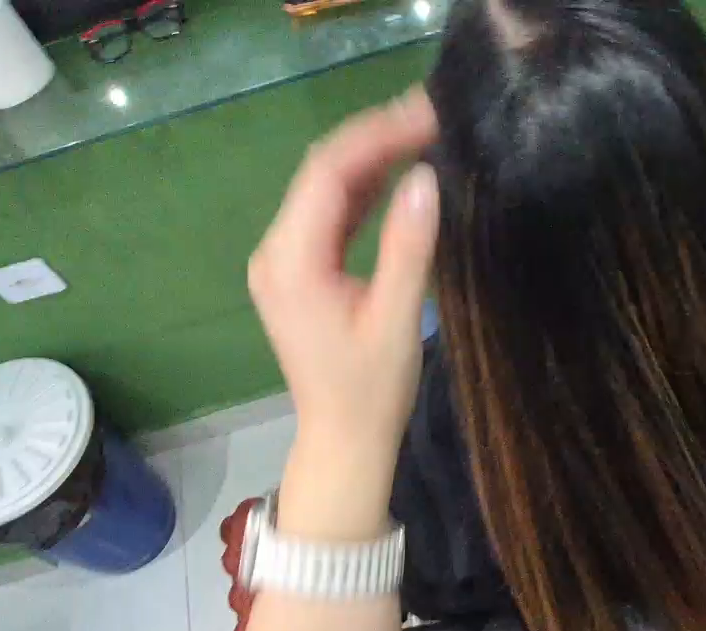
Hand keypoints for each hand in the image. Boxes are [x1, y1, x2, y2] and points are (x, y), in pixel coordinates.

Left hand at [247, 89, 439, 538]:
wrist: (343, 441)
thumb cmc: (371, 392)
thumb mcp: (395, 321)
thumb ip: (408, 248)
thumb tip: (425, 178)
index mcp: (292, 261)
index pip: (329, 173)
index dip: (377, 136)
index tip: (427, 115)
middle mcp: (274, 253)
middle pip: (322, 176)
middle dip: (375, 142)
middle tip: (431, 120)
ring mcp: (281, 264)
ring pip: (324, 194)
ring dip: (370, 166)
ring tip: (421, 140)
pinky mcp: (296, 275)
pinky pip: (326, 221)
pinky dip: (360, 198)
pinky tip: (395, 181)